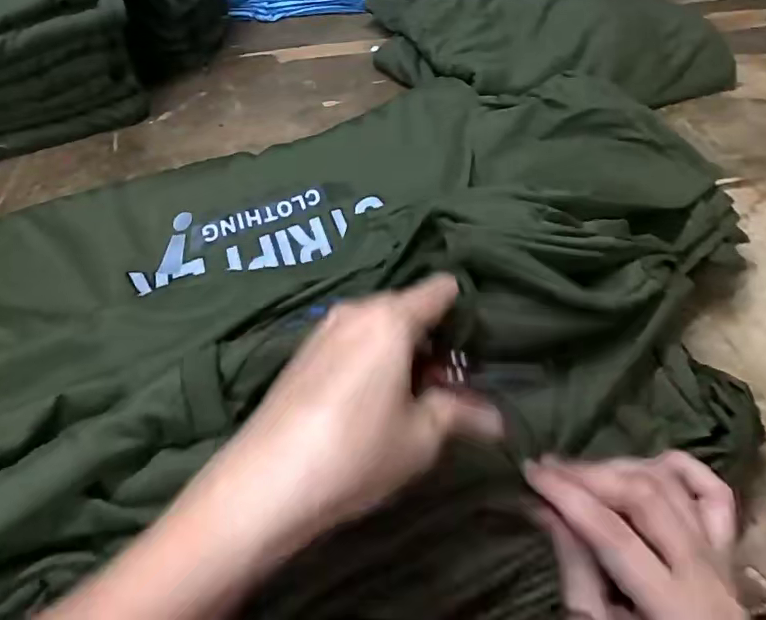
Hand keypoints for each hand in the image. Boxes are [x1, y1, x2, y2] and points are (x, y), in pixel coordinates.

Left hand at [188, 274, 504, 552]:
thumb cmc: (358, 449)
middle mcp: (355, 310)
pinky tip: (375, 397)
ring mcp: (325, 327)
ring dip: (402, 350)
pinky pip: (352, 338)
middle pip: (406, 308)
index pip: (437, 290)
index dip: (463, 309)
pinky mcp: (305, 349)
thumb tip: (495, 418)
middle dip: (433, 339)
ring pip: (378, 325)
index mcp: (389, 318)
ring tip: (417, 397)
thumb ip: (458, 414)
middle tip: (453, 384)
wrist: (271, 474)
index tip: (480, 340)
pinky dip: (372, 355)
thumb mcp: (420, 437)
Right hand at [526, 453, 743, 619]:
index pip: (616, 535)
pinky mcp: (726, 551)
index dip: (568, 497)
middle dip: (589, 475)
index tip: (529, 472)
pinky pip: (714, 495)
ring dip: (619, 468)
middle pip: (645, 498)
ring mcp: (721, 560)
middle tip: (548, 468)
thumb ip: (576, 569)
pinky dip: (681, 469)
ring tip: (579, 471)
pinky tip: (646, 462)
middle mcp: (708, 577)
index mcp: (678, 609)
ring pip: (670, 486)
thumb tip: (545, 507)